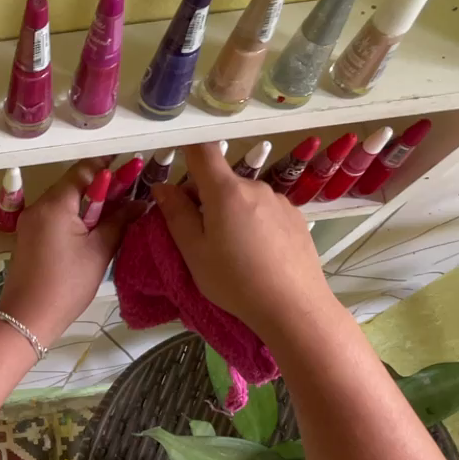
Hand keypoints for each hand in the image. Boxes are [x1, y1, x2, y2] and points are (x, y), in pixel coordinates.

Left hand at [0, 160, 142, 347]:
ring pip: (65, 201)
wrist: (27, 317)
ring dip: (90, 201)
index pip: (84, 171)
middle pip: (73, 184)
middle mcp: (39, 206)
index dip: (109, 166)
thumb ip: (120, 221)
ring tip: (119, 208)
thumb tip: (140, 202)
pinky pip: (56, 216)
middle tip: (131, 187)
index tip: (131, 163)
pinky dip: (76, 215)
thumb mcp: (99, 252)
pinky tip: (95, 225)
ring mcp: (30, 221)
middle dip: (103, 185)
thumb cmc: (67, 285)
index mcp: (55, 205)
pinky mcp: (29, 236)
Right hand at [152, 142, 336, 338]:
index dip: (186, 153)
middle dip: (204, 199)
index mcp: (226, 192)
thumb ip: (176, 215)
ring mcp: (280, 201)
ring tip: (230, 251)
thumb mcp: (194, 253)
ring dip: (229, 213)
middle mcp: (255, 187)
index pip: (202, 152)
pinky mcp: (296, 218)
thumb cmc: (235, 281)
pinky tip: (256, 254)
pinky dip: (252, 223)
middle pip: (221, 181)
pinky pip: (263, 211)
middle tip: (197, 237)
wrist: (293, 307)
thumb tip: (162, 187)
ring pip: (243, 198)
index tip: (176, 169)